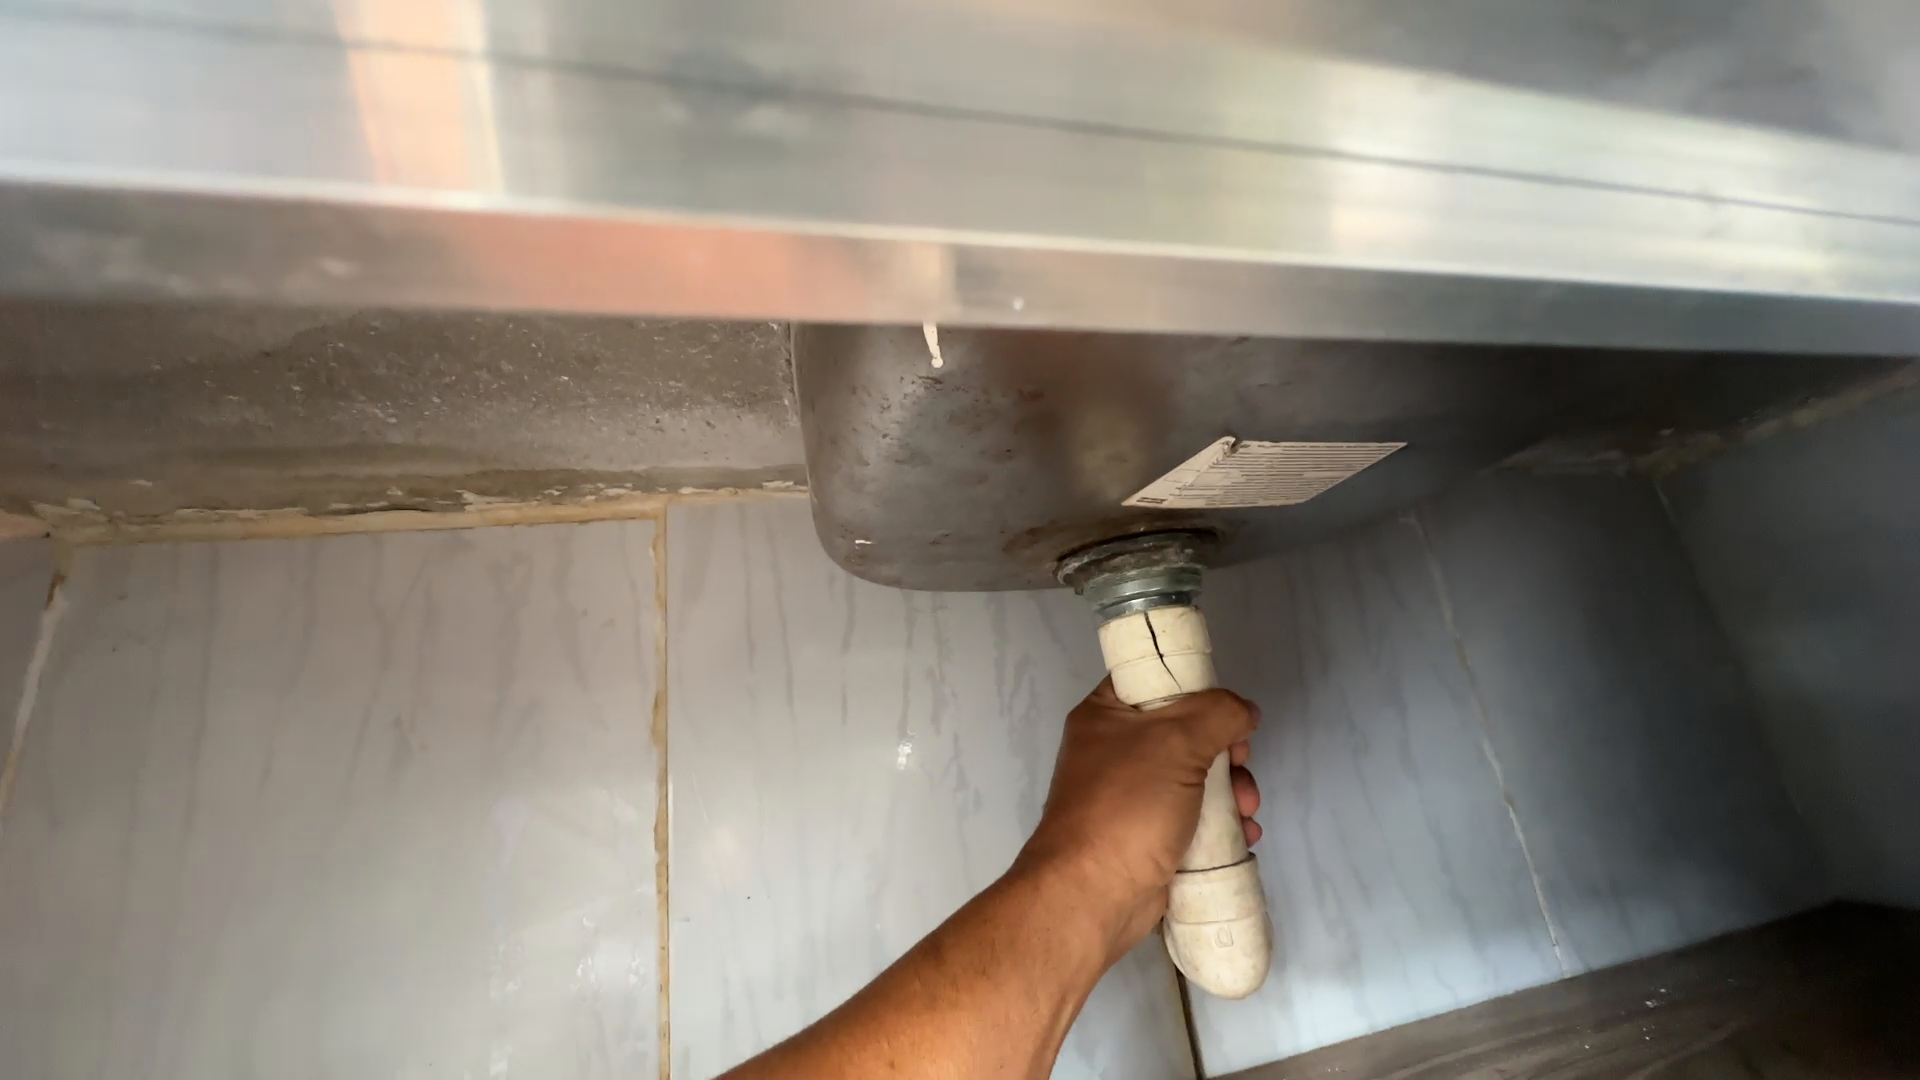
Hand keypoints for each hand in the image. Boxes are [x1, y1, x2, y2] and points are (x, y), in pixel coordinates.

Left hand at [1014, 680, 1261, 961]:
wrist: (1093, 893)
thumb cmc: (1127, 805)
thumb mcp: (1176, 742)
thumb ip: (1217, 714)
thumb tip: (1243, 709)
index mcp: (1105, 713)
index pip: (1153, 681)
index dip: (1195, 689)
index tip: (1226, 710)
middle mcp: (1114, 748)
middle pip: (1184, 731)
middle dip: (1225, 749)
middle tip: (1241, 763)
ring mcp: (1131, 794)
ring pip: (1195, 776)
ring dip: (1231, 790)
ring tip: (1247, 810)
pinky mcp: (1148, 833)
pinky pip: (1194, 816)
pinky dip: (1222, 822)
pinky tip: (1244, 835)